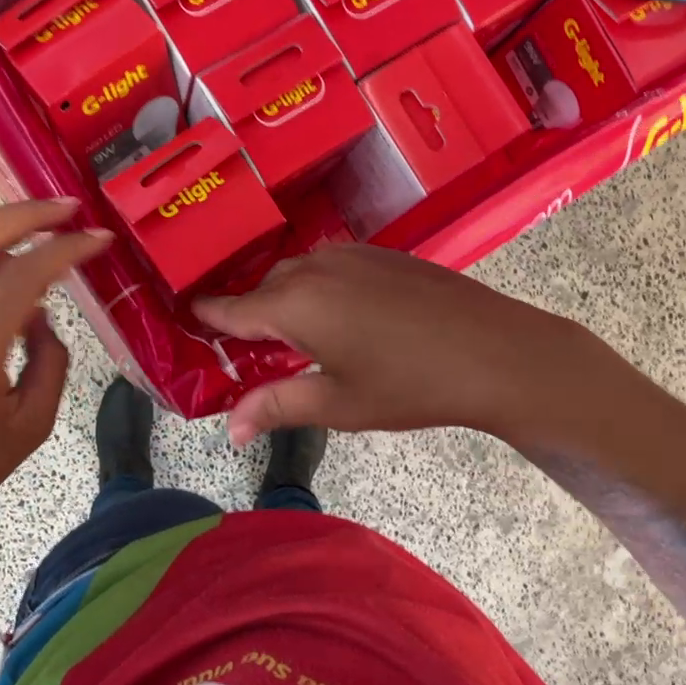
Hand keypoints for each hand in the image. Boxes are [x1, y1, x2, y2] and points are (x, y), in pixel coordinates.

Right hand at [194, 245, 612, 444]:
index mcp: (294, 303)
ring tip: (296, 341)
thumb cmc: (411, 385)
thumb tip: (229, 429)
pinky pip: (331, 267)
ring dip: (286, 301)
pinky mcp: (384, 254)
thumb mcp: (338, 404)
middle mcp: (316, 267)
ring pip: (298, 274)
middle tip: (251, 356)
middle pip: (263, 288)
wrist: (499, 353)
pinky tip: (342, 321)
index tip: (186, 326)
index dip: (206, 319)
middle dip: (250, 317)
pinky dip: (319, 289)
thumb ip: (277, 407)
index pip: (230, 308)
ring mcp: (353, 255)